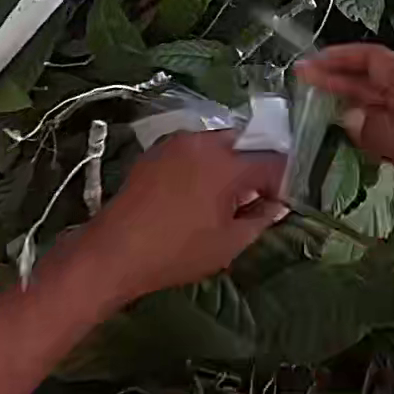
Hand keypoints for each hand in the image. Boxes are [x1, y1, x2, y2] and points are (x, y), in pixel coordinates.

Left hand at [80, 130, 286, 306]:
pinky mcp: (161, 146)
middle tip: (250, 198)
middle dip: (255, 167)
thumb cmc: (175, 252)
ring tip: (221, 195)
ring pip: (221, 142)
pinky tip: (194, 190)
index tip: (277, 202)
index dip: (281, 181)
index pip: (272, 160)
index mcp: (228, 164)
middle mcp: (207, 142)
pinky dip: (205, 162)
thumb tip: (278, 205)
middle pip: (247, 144)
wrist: (113, 251)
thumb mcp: (227, 245)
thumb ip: (260, 219)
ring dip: (230, 162)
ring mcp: (181, 140)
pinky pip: (196, 147)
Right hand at [296, 43, 393, 245]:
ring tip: (321, 106)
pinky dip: (374, 122)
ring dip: (355, 99)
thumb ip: (383, 133)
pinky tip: (361, 136)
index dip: (340, 58)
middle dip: (340, 78)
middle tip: (302, 83)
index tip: (307, 65)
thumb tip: (347, 114)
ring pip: (387, 100)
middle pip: (378, 78)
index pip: (375, 60)